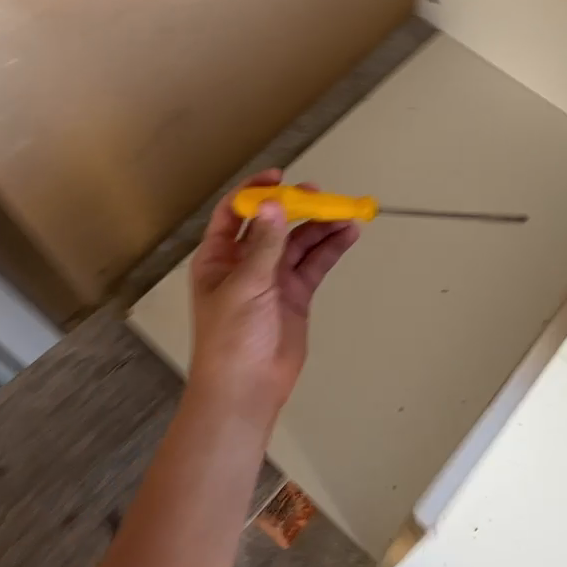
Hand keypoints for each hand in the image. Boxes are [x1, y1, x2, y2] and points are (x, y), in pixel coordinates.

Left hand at [188, 170, 360, 420]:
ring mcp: (272, 278)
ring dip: (320, 226)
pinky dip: (330, 248)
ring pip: (298, 242)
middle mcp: (245, 262)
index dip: (256, 192)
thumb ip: (264, 244)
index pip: (236, 213)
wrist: (246, 389)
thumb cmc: (231, 337)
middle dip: (296, 207)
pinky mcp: (295, 294)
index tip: (281, 177)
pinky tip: (347, 235)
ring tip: (346, 213)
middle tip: (320, 194)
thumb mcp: (245, 285)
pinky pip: (314, 264)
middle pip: (273, 224)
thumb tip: (275, 203)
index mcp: (218, 257)